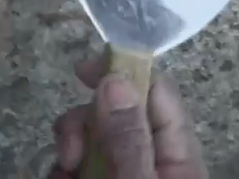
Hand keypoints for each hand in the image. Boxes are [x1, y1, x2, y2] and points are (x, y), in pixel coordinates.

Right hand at [50, 55, 205, 178]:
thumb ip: (128, 140)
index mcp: (181, 160)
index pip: (158, 93)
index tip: (82, 70)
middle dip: (84, 123)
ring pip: (92, 139)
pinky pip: (81, 165)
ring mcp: (127, 174)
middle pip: (116, 113)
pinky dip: (64, 169)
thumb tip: (113, 78)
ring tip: (59, 174)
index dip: (122, 71)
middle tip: (68, 152)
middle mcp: (155, 164)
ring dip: (69, 149)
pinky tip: (57, 178)